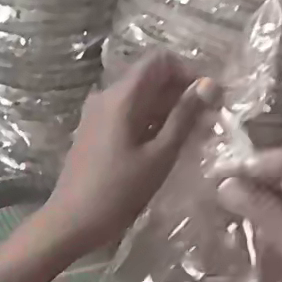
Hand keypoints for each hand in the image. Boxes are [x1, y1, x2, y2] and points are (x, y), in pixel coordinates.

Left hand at [43, 53, 218, 257]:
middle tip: (206, 121)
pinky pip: (127, 114)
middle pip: (150, 77)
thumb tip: (209, 85)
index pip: (160, 60)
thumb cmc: (118, 191)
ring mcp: (97, 113)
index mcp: (122, 96)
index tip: (207, 99)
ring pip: (140, 97)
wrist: (71, 221)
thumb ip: (184, 117)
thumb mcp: (159, 156)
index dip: (187, 72)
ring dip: (167, 110)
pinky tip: (164, 146)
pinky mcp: (94, 130)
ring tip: (191, 136)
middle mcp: (106, 96)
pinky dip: (149, 122)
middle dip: (180, 93)